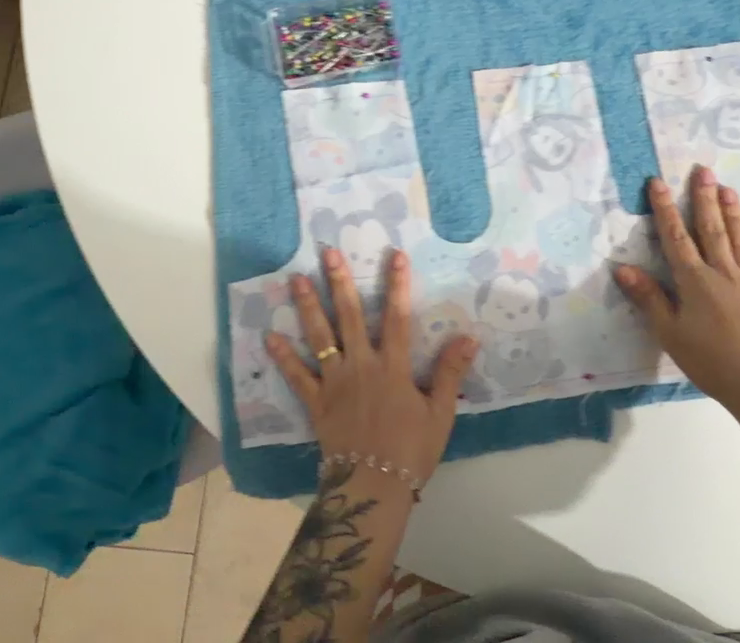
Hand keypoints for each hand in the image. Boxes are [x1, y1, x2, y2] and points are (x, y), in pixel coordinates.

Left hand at [267, 247, 479, 487]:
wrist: (373, 486)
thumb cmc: (411, 450)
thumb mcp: (440, 413)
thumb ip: (450, 373)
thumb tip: (469, 337)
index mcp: (393, 367)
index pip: (397, 317)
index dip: (397, 285)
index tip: (394, 255)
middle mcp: (361, 366)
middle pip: (350, 316)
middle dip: (339, 282)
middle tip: (327, 253)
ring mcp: (335, 382)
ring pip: (320, 337)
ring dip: (308, 306)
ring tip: (295, 279)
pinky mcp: (316, 402)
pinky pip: (297, 376)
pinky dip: (283, 357)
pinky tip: (269, 337)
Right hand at [612, 165, 739, 407]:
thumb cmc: (710, 362)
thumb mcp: (670, 333)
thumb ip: (649, 298)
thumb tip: (622, 268)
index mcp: (694, 281)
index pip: (675, 237)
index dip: (665, 209)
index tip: (658, 182)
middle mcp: (722, 273)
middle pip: (711, 229)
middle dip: (704, 198)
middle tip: (702, 170)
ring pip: (739, 239)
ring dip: (733, 212)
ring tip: (728, 188)